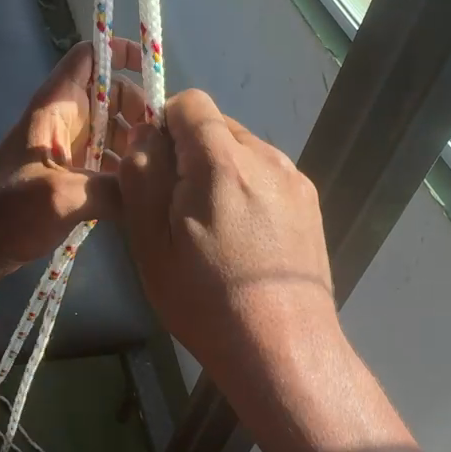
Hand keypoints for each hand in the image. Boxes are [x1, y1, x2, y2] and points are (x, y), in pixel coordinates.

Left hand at [0, 37, 147, 275]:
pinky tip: (145, 190)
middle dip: (139, 108)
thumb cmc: (8, 212)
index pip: (88, 58)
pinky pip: (105, 160)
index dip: (119, 52)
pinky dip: (124, 168)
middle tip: (165, 140)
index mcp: (54, 108)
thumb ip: (112, 189)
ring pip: (111, 129)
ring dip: (134, 142)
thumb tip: (157, 185)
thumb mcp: (62, 198)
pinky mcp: (69, 177)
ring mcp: (65, 149)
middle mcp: (62, 121)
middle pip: (110, 94)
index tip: (154, 72)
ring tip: (162, 167)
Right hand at [116, 89, 337, 366]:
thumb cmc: (204, 297)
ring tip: (210, 225)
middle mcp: (265, 157)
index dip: (162, 124)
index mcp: (221, 162)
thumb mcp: (149, 239)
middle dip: (188, 151)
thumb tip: (144, 134)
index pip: (190, 102)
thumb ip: (141, 173)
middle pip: (215, 125)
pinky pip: (264, 173)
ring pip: (240, 149)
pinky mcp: (310, 202)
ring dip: (216, 170)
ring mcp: (293, 179)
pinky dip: (244, 188)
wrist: (281, 349)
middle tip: (174, 205)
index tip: (153, 167)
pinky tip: (240, 236)